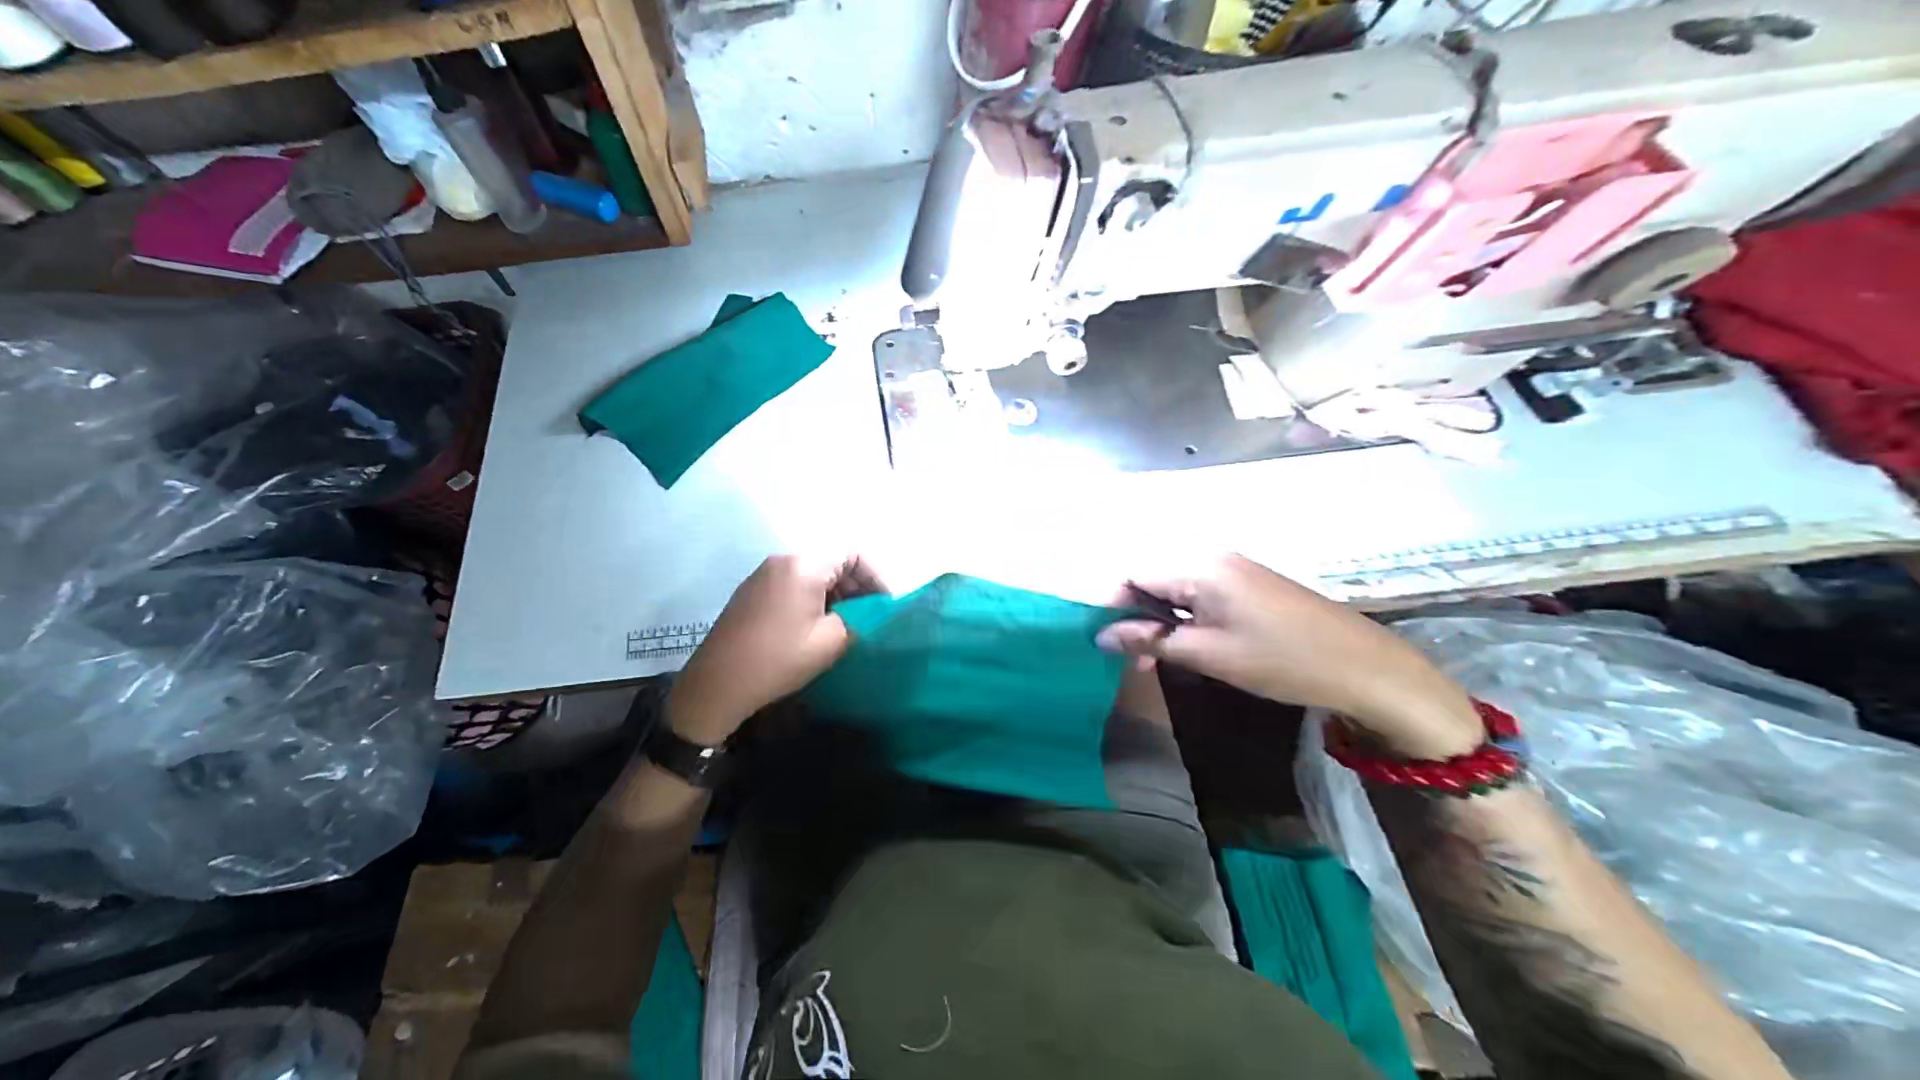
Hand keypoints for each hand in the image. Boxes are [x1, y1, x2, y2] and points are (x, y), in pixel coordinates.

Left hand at [667, 554, 880, 744]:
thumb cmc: (779, 659)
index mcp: (803, 565)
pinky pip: (791, 587)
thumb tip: (865, 616)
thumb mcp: (831, 642)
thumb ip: (858, 621)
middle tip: (869, 618)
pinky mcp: (750, 594)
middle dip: (856, 587)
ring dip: (834, 596)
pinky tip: (815, 630)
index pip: (853, 553)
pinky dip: (811, 601)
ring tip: (845, 627)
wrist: (717, 684)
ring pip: (811, 575)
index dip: (875, 577)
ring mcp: (762, 576)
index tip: (885, 605)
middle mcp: (781, 561)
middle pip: (831, 562)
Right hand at [1097, 555, 1482, 759]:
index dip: (1113, 605)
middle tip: (1131, 661)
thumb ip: (1151, 640)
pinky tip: (1190, 647)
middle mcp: (1214, 557)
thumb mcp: (1208, 654)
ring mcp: (1236, 570)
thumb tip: (1103, 636)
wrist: (1364, 666)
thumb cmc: (1280, 659)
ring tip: (1156, 661)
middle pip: (1154, 579)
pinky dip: (1187, 619)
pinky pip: (1203, 595)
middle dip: (1136, 617)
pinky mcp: (1252, 586)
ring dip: (1161, 621)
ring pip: (1178, 589)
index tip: (1106, 641)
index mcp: (1201, 566)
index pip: (1135, 574)